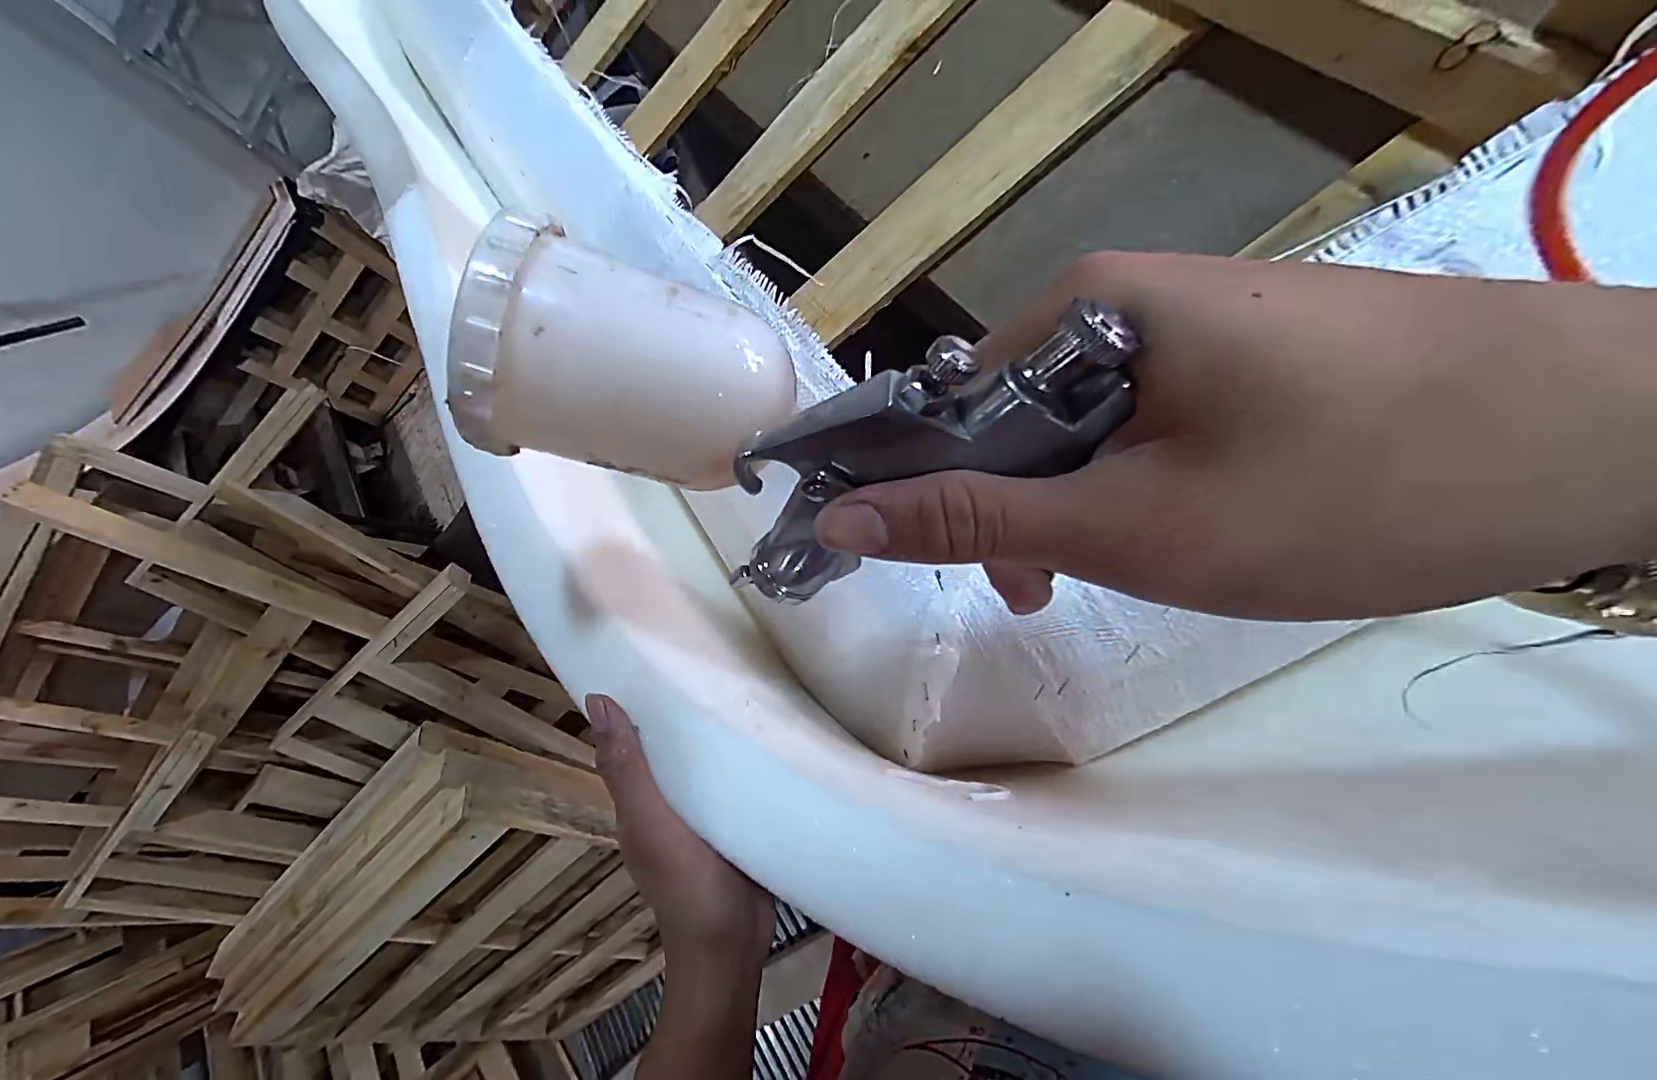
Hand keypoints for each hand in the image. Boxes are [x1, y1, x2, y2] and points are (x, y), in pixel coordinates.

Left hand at [586, 694, 770, 1079]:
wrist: (734, 949)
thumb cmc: (686, 885)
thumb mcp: (651, 823)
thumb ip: (627, 768)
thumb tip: (596, 701)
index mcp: (636, 794)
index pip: (625, 736)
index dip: (628, 698)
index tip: (647, 654)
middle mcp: (662, 797)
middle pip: (664, 742)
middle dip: (676, 706)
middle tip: (705, 657)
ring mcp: (698, 810)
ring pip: (697, 757)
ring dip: (708, 729)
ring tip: (736, 681)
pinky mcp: (730, 819)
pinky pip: (727, 778)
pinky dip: (735, 756)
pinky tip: (759, 732)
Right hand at [814, 254, 1656, 619]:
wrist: (1629, 439)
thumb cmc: (1353, 484)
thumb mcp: (1131, 523)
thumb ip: (972, 520)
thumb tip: (838, 519)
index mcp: (1076, 311)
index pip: (942, 407)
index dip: (924, 487)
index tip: (950, 563)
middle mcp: (1111, 301)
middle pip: (999, 420)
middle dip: (1006, 509)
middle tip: (1042, 589)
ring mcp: (1171, 327)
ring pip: (1061, 432)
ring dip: (1062, 507)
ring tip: (1102, 571)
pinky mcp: (1219, 357)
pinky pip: (1123, 427)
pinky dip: (1116, 487)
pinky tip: (1157, 529)